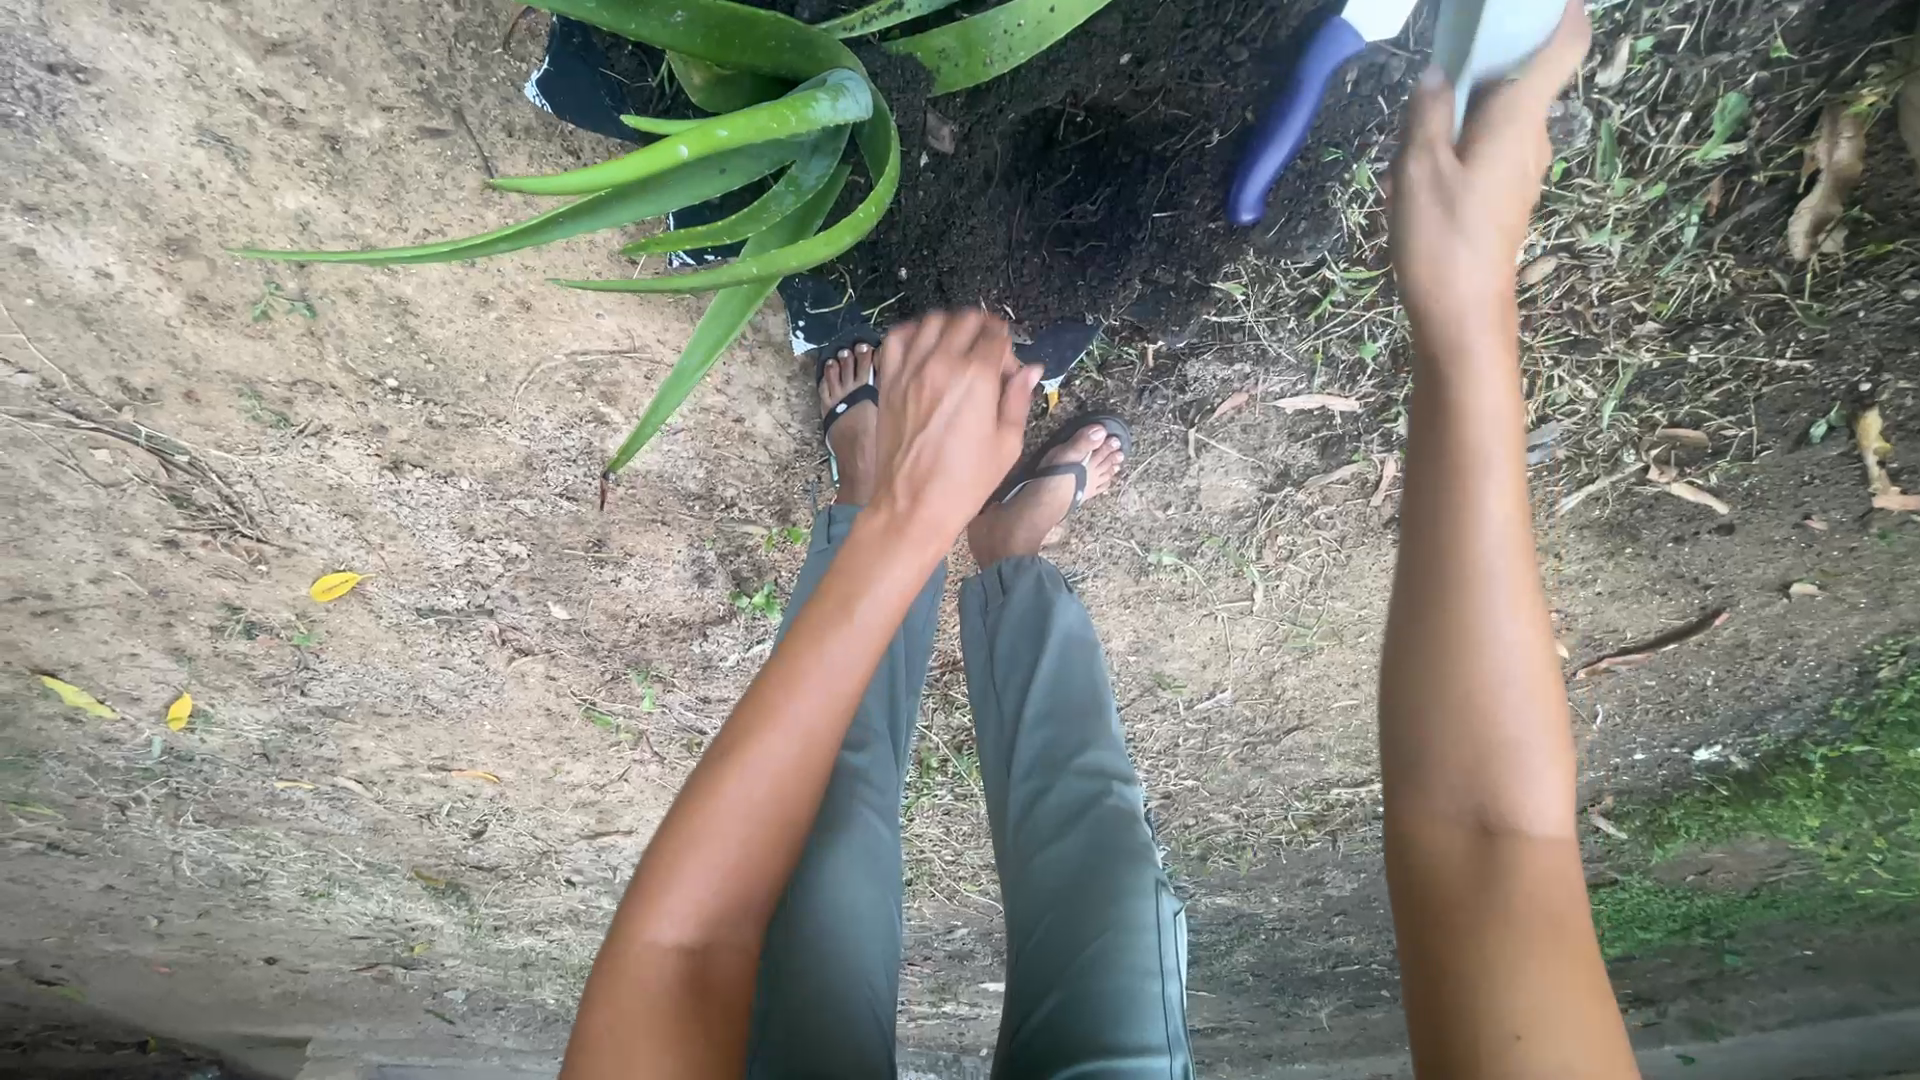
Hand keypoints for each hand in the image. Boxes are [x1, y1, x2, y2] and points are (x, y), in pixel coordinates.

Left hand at [869, 309, 1040, 550]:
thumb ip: (1018, 399)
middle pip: (966, 320)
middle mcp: (942, 364)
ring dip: (950, 326)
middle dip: (983, 330)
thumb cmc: (966, 482)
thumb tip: (1029, 370)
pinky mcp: (888, 382)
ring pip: (932, 321)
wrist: (914, 504)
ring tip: (957, 346)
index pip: (997, 336)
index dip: (1008, 349)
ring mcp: (910, 370)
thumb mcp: (1008, 444)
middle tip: (987, 352)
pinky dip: (913, 333)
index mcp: (978, 377)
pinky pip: (897, 338)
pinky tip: (924, 347)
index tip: (1008, 369)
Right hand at [1389, 0, 1589, 362]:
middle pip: (1520, 83)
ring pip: (1498, 123)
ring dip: (1460, 123)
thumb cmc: (1442, 239)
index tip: (1524, 6)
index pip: (1565, 43)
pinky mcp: (1506, 200)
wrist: (1461, 311)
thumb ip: (1427, 118)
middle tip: (1428, 97)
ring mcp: (1522, 172)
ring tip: (1409, 155)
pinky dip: (1460, 153)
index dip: (1557, 11)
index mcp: (1518, 119)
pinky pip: (1488, 155)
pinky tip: (1420, 186)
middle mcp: (1532, 138)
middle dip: (1479, 77)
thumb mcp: (1418, 173)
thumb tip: (1438, 76)